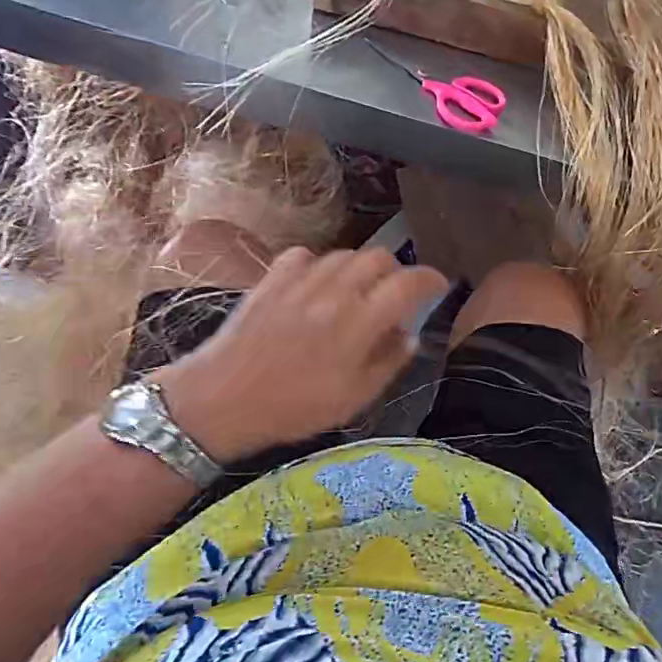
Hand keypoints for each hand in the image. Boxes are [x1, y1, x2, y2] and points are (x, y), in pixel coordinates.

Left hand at [149, 248, 448, 463]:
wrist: (222, 399)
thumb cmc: (293, 408)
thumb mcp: (353, 399)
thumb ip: (387, 362)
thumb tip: (410, 335)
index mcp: (359, 322)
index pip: (409, 283)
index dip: (431, 280)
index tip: (438, 286)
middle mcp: (334, 292)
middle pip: (379, 258)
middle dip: (396, 271)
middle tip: (394, 294)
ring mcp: (300, 280)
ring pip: (345, 254)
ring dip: (360, 268)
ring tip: (357, 291)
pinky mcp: (272, 278)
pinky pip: (305, 255)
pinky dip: (320, 265)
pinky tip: (317, 285)